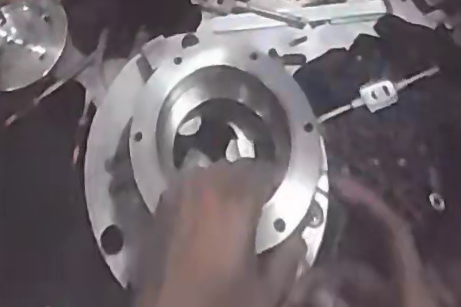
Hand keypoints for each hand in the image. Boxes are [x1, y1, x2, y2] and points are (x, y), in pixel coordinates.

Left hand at [139, 160, 305, 306]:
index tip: (285, 196)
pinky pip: (189, 183)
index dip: (278, 182)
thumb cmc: (219, 303)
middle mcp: (206, 185)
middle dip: (252, 182)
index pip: (264, 170)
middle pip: (237, 167)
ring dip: (226, 183)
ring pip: (211, 171)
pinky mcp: (163, 203)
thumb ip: (288, 260)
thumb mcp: (265, 292)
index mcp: (236, 200)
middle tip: (262, 208)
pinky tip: (206, 215)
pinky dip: (202, 191)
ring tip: (234, 211)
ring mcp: (180, 191)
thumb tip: (297, 239)